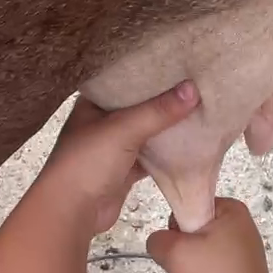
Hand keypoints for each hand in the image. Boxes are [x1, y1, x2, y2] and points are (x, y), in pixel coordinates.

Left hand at [32, 81, 198, 234]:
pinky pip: (152, 156)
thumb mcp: (123, 129)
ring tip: (201, 106)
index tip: (180, 60)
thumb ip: (158, 111)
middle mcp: (103, 121)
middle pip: (139, 106)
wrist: (71, 212)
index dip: (149, 70)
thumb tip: (193, 89)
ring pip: (147, 131)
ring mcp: (114, 147)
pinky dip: (168, 152)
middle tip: (197, 82)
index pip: (124, 79)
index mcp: (94, 103)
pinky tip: (192, 141)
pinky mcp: (125, 169)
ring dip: (169, 125)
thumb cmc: (88, 161)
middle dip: (165, 98)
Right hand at [145, 198, 272, 272]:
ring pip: (202, 249)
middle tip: (186, 267)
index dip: (177, 226)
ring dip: (193, 265)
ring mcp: (246, 249)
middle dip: (184, 248)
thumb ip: (158, 240)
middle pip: (195, 228)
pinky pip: (215, 266)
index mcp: (231, 209)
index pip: (189, 205)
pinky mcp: (245, 271)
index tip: (179, 247)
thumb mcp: (174, 253)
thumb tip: (160, 244)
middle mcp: (242, 224)